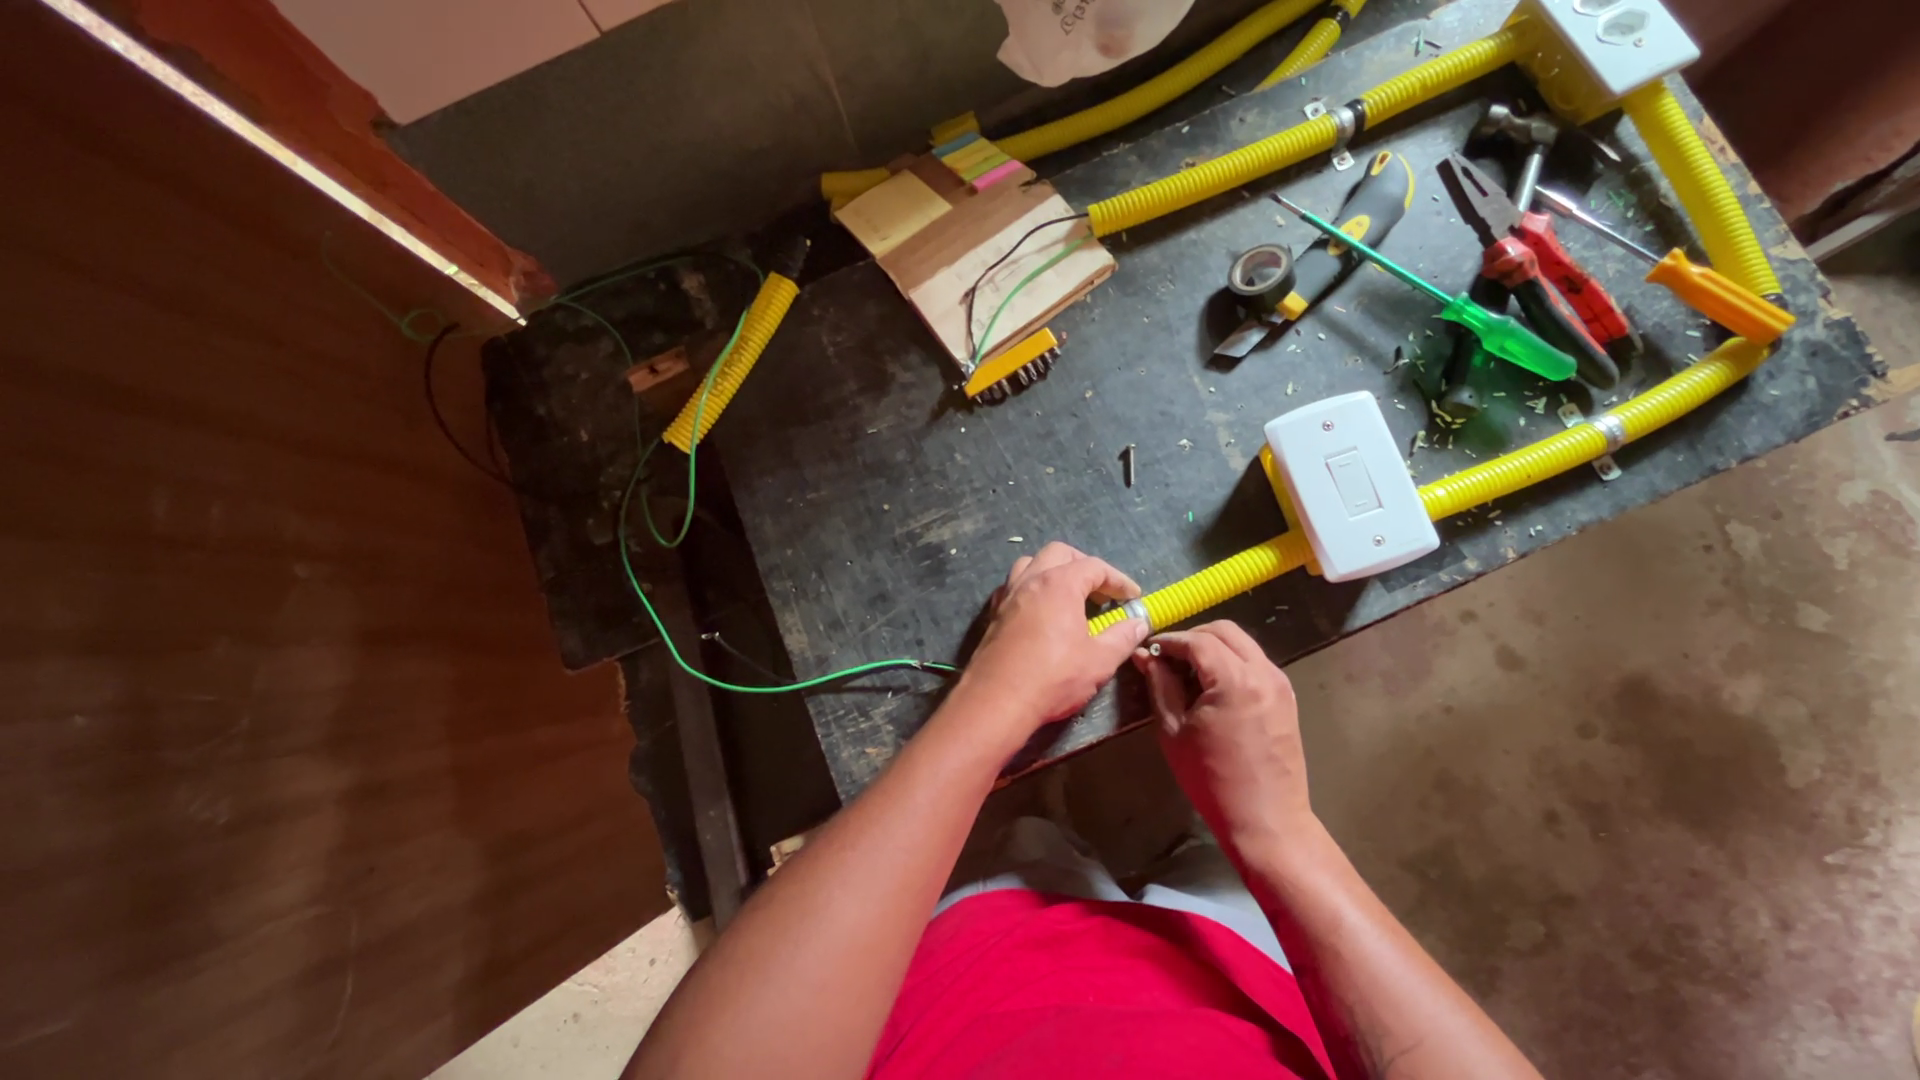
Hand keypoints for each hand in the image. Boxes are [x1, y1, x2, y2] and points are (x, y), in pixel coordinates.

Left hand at [952, 542, 1149, 746]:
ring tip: (1069, 596)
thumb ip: (1122, 637)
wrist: (997, 700)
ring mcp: (1007, 595)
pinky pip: (1013, 587)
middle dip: (1084, 566)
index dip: (1118, 580)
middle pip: (1059, 554)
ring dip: (1053, 572)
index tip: (1132, 597)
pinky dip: (1030, 589)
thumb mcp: (1099, 660)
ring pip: (1030, 564)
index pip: (1094, 567)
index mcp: (1059, 584)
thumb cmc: (1053, 678)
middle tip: (1101, 591)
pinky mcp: (993, 614)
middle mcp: (1030, 580)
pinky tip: (1039, 611)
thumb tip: (1139, 622)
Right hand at [1134, 621, 1312, 854]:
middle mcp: (1263, 672)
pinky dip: (1231, 662)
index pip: (1197, 641)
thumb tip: (1144, 656)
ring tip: (1186, 671)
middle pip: (1225, 631)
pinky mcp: (1286, 697)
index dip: (1168, 641)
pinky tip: (1211, 685)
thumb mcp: (1174, 731)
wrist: (1266, 820)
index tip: (1146, 650)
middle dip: (1192, 637)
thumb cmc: (1212, 780)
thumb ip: (1160, 686)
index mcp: (1235, 680)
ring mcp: (1280, 683)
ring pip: (1243, 644)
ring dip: (1213, 647)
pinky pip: (1255, 662)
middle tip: (1166, 657)